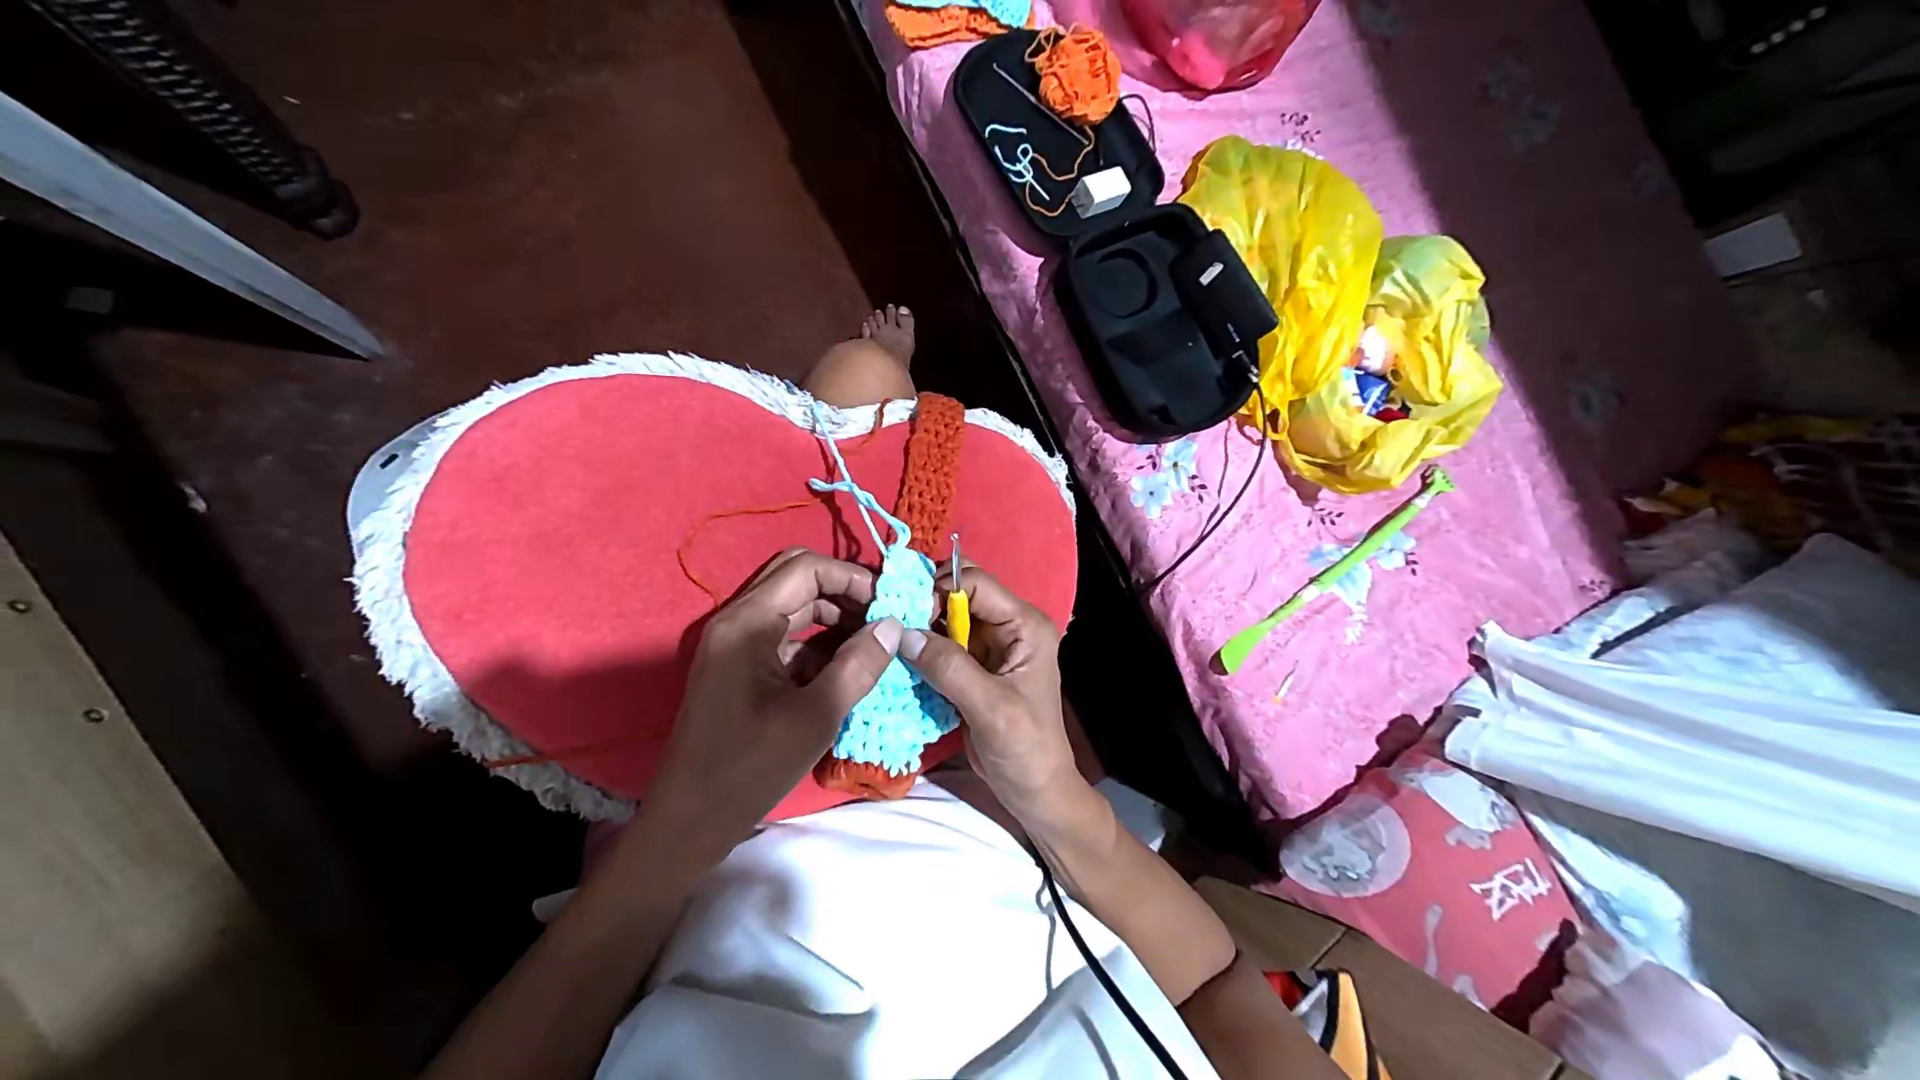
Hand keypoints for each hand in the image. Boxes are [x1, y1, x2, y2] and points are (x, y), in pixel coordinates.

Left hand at [644, 549, 903, 854]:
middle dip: (845, 592)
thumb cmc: (750, 768)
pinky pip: (785, 636)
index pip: (807, 568)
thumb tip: (893, 626)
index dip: (853, 578)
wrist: (690, 820)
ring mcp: (735, 644)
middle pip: (797, 578)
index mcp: (747, 623)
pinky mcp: (740, 667)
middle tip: (884, 618)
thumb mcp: (816, 716)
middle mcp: (737, 621)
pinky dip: (818, 643)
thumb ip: (859, 664)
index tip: (890, 606)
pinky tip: (847, 667)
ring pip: (793, 606)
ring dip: (834, 617)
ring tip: (874, 642)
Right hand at [899, 564, 1081, 823]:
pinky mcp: (971, 665)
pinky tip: (899, 658)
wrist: (1034, 789)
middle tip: (894, 625)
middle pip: (958, 593)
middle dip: (925, 602)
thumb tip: (903, 634)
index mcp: (1024, 624)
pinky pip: (939, 642)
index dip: (939, 591)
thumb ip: (950, 668)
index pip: (976, 584)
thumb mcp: (991, 708)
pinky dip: (920, 647)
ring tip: (890, 641)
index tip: (907, 616)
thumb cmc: (1025, 748)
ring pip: (945, 616)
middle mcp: (1008, 625)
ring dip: (918, 625)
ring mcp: (988, 645)